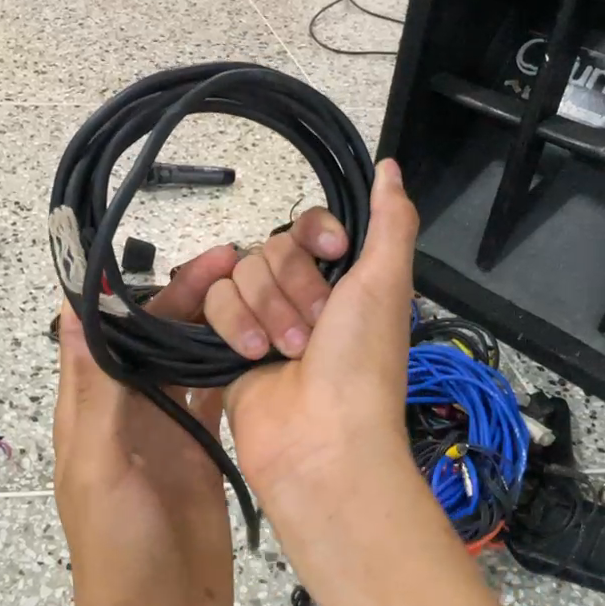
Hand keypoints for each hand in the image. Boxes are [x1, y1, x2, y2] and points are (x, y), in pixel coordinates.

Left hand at [39, 246, 240, 605]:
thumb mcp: (99, 466)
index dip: (134, 289)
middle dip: (187, 297)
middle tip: (237, 261)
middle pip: (154, 338)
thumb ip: (92, 390)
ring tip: (256, 287)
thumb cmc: (121, 552)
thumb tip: (72, 309)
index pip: (108, 330)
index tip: (177, 255)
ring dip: (212, 325)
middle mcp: (128, 412)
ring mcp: (168, 433)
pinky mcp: (204, 454)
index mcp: (93, 408)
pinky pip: (215, 397)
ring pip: (187, 361)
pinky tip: (262, 339)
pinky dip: (232, 366)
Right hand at [205, 158, 420, 514]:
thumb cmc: (362, 362)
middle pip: (270, 248)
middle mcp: (300, 295)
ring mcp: (261, 318)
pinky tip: (250, 355)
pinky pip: (214, 301)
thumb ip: (390, 220)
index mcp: (342, 280)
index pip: (308, 226)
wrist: (321, 439)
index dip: (316, 233)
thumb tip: (390, 166)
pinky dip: (234, 325)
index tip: (334, 251)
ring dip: (266, 310)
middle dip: (294, 287)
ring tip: (285, 352)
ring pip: (240, 273)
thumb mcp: (387, 283)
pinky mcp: (225, 341)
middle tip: (316, 328)